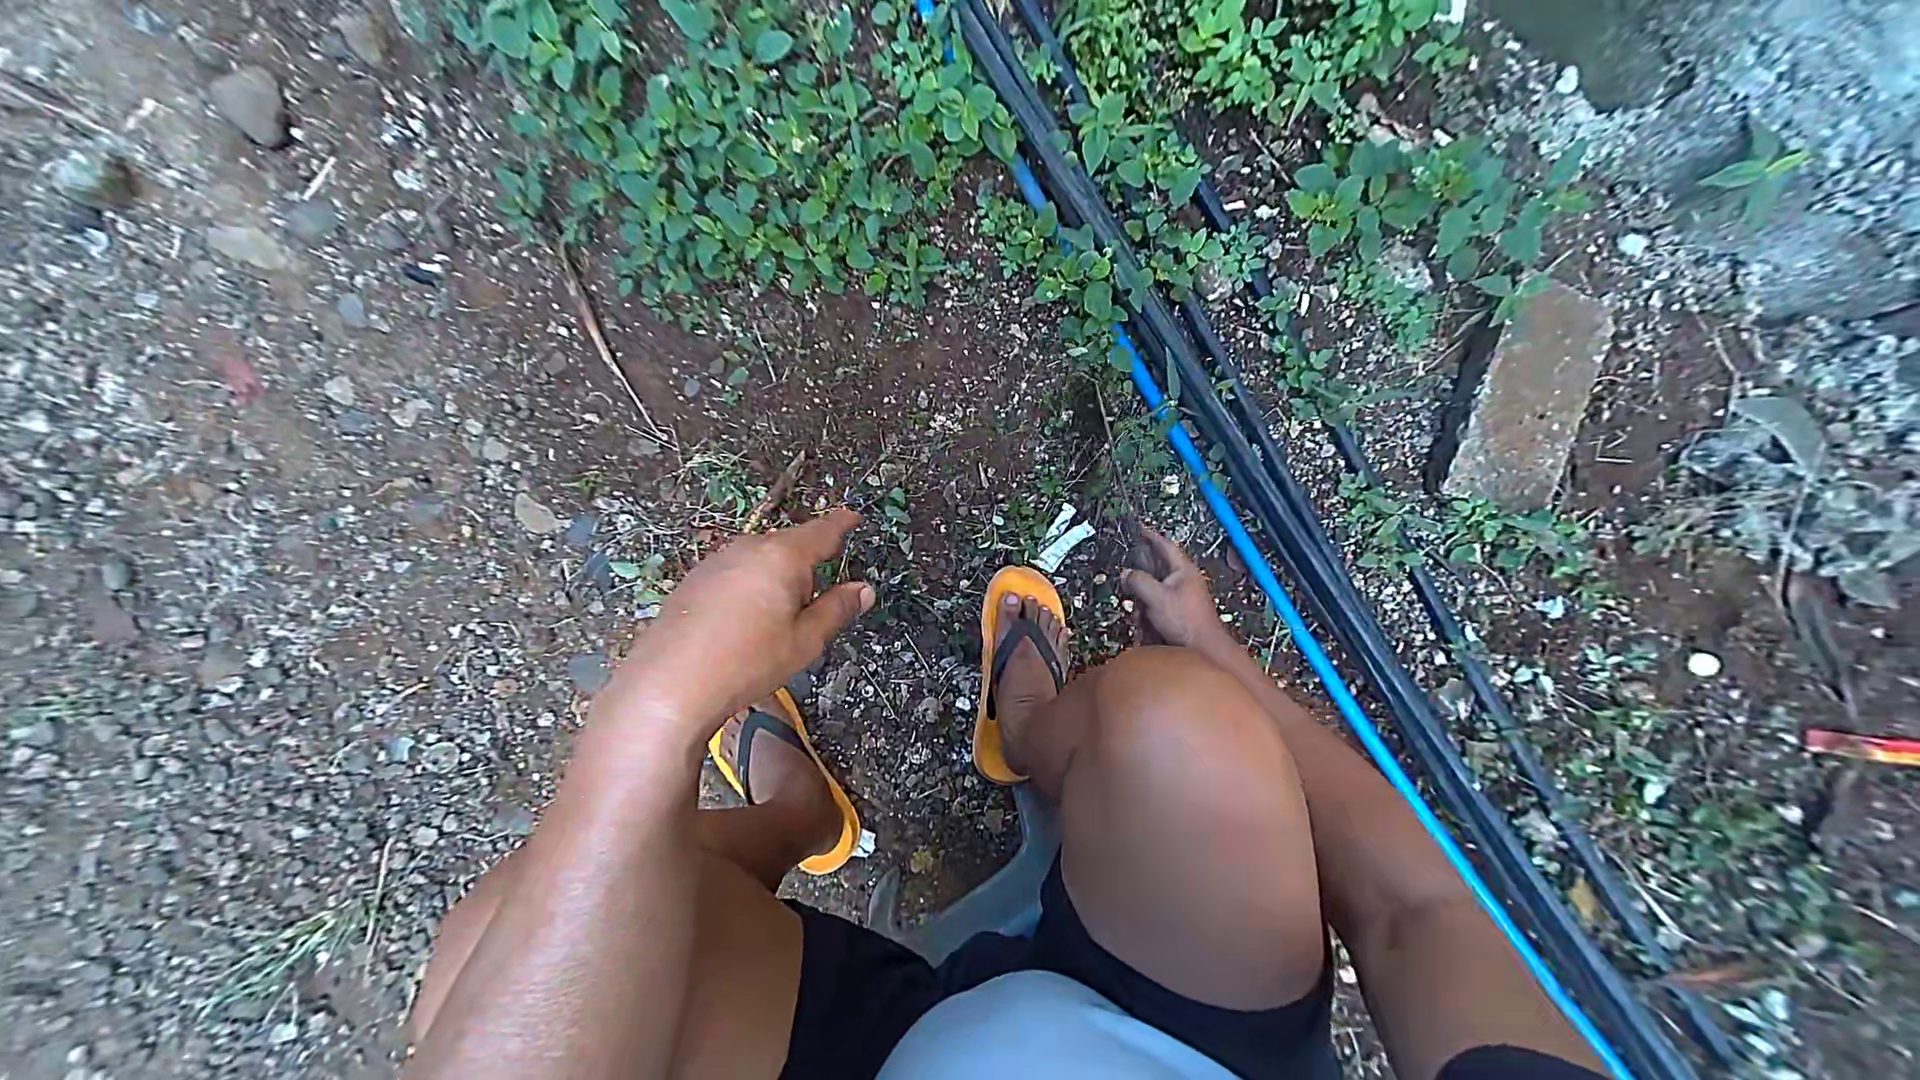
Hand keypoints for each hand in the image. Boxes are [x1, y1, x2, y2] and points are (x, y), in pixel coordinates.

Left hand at [598, 508, 873, 729]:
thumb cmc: (748, 662)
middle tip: (812, 605)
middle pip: (790, 546)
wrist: (669, 683)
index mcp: (783, 556)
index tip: (853, 516)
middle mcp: (749, 548)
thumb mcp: (805, 641)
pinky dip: (750, 586)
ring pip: (761, 559)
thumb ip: (837, 609)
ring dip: (776, 578)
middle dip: (807, 565)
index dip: (841, 522)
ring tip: (775, 622)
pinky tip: (742, 623)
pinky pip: (736, 572)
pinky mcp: (695, 579)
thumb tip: (864, 589)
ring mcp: (717, 561)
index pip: (822, 530)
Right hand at [1120, 525, 1236, 655]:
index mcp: (1183, 570)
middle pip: (1155, 569)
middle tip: (1130, 585)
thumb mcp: (1157, 596)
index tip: (1139, 529)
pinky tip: (1146, 625)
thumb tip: (1126, 573)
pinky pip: (1156, 604)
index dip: (1151, 536)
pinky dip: (1148, 612)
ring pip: (1152, 589)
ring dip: (1143, 601)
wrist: (1202, 648)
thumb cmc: (1185, 620)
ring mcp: (1180, 595)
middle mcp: (1183, 580)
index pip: (1165, 546)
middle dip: (1140, 580)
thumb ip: (1139, 581)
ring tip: (1143, 616)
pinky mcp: (1177, 609)